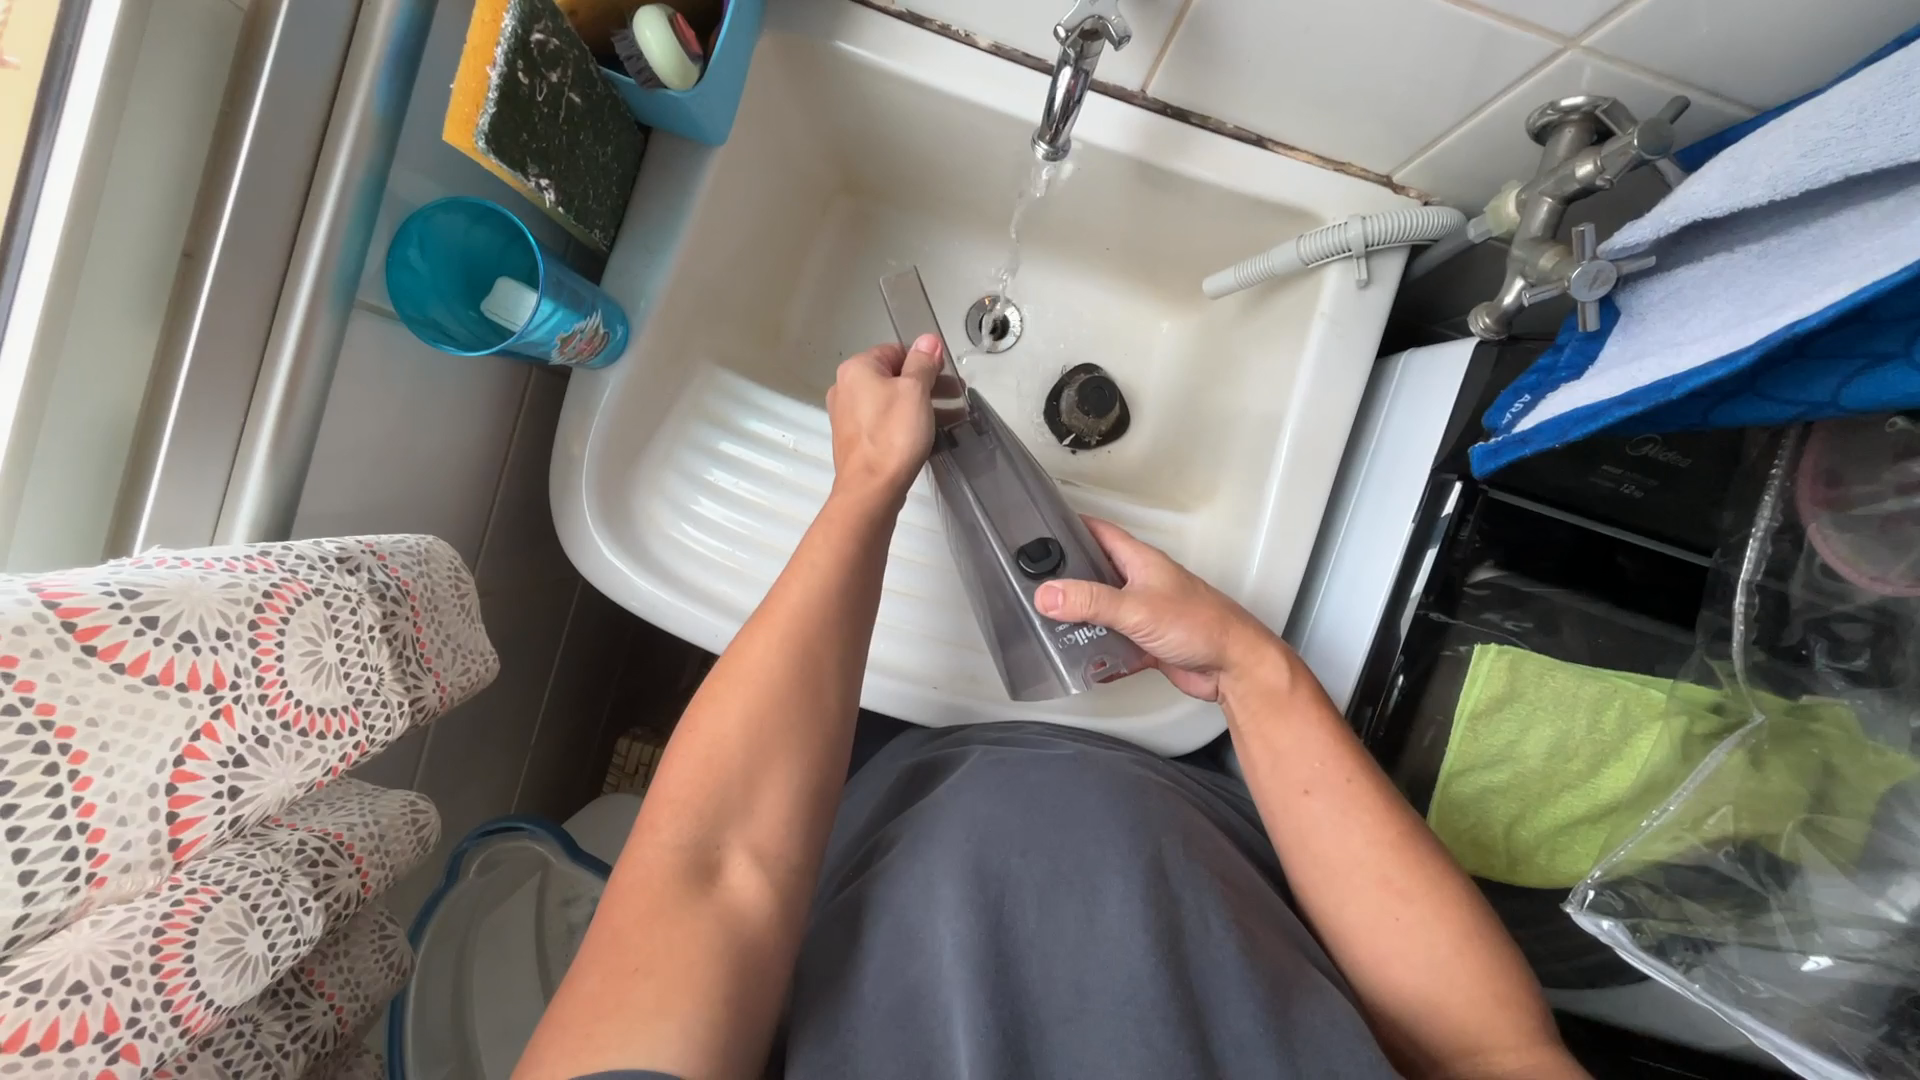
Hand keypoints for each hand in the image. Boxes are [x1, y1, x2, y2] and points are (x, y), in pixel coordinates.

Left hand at [825, 335, 940, 506]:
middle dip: (927, 384)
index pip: (896, 351)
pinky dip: (907, 423)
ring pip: (891, 401)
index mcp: (857, 369)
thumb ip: (923, 362)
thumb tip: (928, 339)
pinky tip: (930, 434)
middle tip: (956, 394)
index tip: (948, 375)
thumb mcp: (915, 391)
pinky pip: (885, 423)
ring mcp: (848, 416)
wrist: (871, 489)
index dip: (925, 360)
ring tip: (952, 416)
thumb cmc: (893, 435)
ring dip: (922, 405)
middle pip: (894, 376)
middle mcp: (846, 388)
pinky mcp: (855, 441)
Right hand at [1033, 518, 1288, 702]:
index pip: (1099, 532)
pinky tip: (1084, 658)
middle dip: (1068, 578)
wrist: (1233, 666)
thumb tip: (1049, 594)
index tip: (1042, 530)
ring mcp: (1144, 611)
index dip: (1071, 526)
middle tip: (1037, 584)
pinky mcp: (1147, 640)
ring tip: (1052, 624)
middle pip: (1095, 571)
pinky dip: (1099, 650)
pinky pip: (1114, 641)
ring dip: (1081, 619)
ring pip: (1102, 609)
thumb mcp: (1136, 607)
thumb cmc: (1202, 625)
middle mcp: (1140, 582)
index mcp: (1140, 561)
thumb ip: (1090, 601)